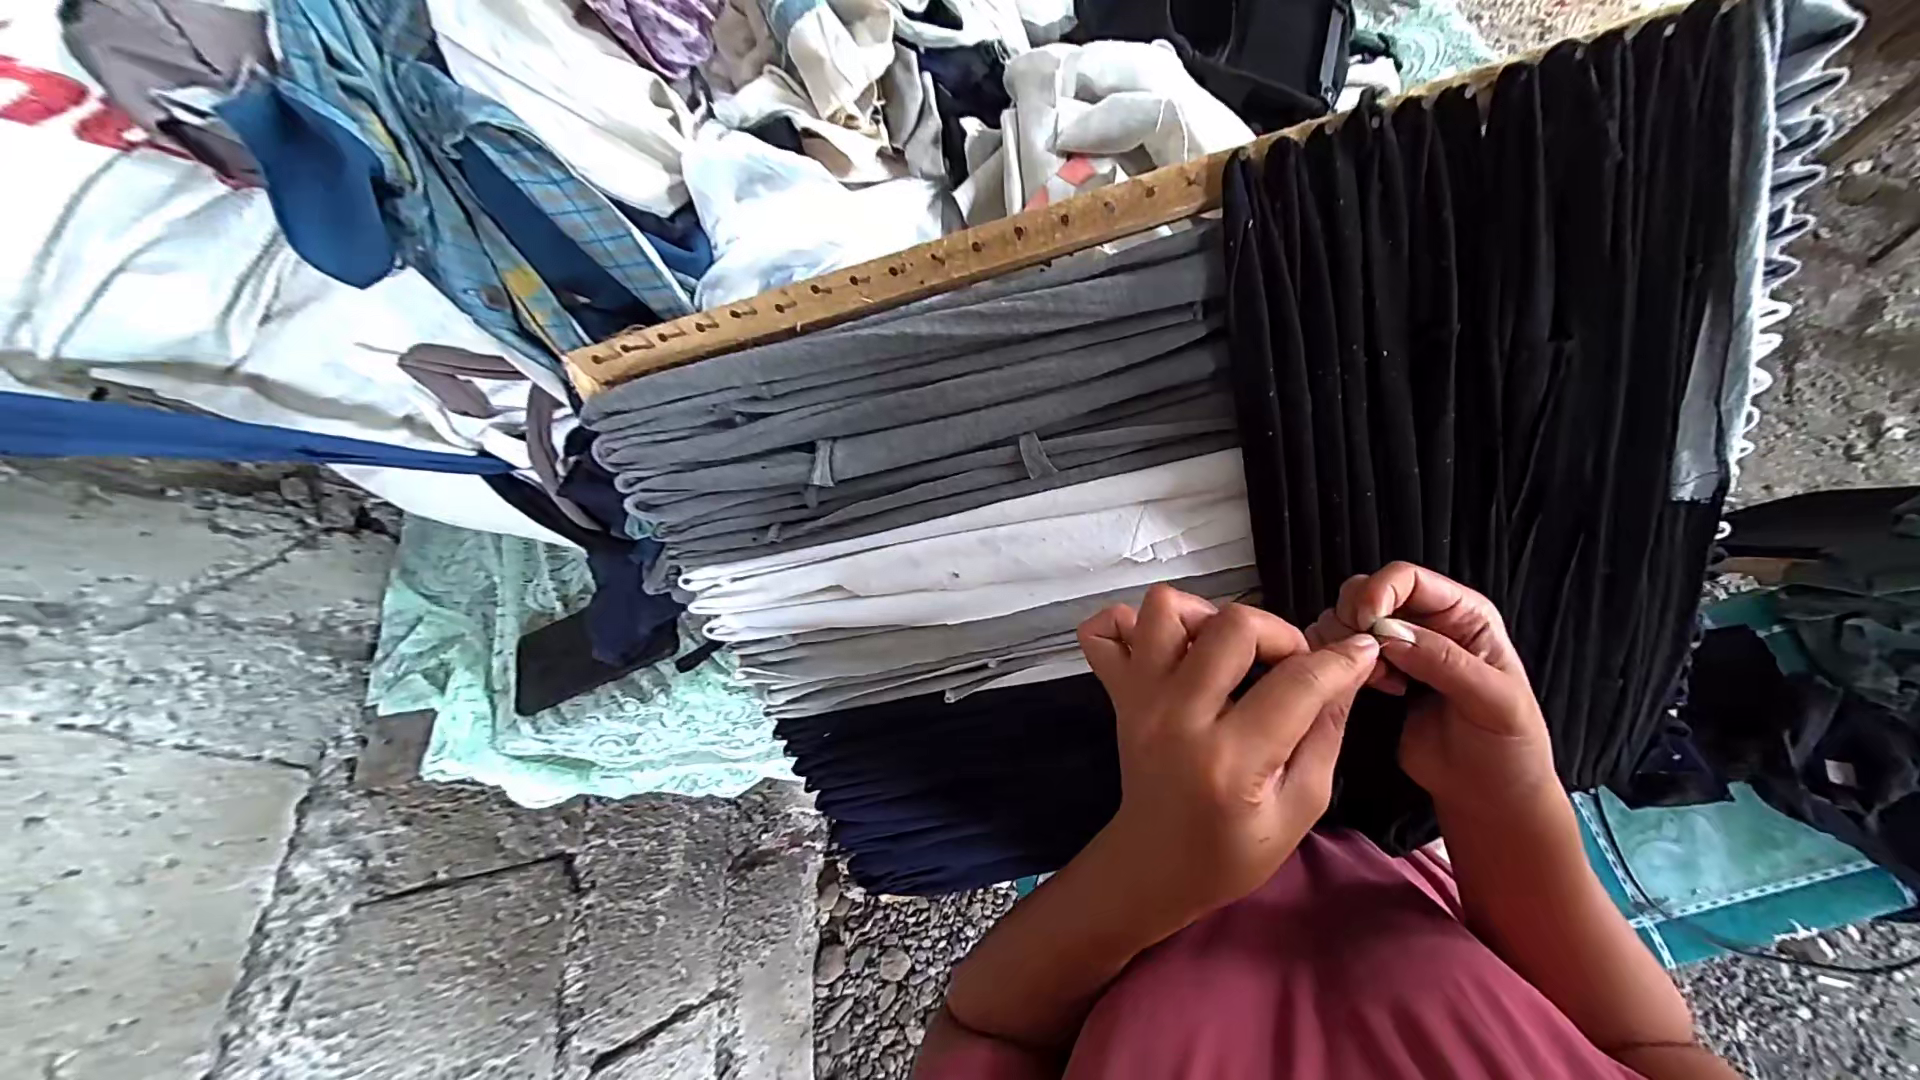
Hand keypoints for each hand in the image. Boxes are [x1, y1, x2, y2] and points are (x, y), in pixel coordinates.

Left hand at [1077, 585, 1380, 922]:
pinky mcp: (1115, 692)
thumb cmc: (1232, 849)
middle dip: (1277, 632)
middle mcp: (1177, 715)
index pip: (1295, 683)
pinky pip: (1102, 630)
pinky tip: (1166, 649)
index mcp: (1230, 758)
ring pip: (1162, 609)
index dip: (1340, 660)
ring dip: (1204, 615)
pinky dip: (1130, 623)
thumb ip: (1325, 731)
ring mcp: (1138, 698)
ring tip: (1223, 650)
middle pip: (1231, 625)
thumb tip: (1348, 666)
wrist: (1155, 861)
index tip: (1359, 651)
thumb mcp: (1301, 806)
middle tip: (1286, 662)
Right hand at [1308, 562, 1557, 815]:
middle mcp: (1421, 621)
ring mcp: (1390, 646)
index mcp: (1461, 614)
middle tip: (1375, 662)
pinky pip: (1330, 649)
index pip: (1405, 577)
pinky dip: (1334, 664)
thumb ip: (1446, 663)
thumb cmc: (1507, 748)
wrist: (1484, 792)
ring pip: (1340, 619)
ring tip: (1383, 684)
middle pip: (1362, 592)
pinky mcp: (1366, 671)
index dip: (1378, 592)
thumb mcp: (1495, 704)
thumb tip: (1389, 634)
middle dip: (1355, 621)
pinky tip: (1370, 690)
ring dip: (1345, 647)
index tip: (1366, 624)